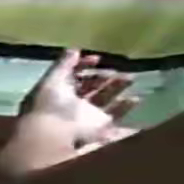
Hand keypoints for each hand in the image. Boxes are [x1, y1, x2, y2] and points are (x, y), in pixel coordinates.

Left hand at [20, 48, 139, 146]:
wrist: (55, 134)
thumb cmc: (49, 106)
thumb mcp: (51, 81)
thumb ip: (62, 65)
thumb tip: (73, 49)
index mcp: (52, 93)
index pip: (69, 76)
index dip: (81, 66)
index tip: (96, 58)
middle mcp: (68, 104)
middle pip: (88, 86)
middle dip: (102, 76)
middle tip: (115, 72)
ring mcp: (84, 115)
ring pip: (104, 97)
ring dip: (116, 87)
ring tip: (129, 78)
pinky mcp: (100, 126)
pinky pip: (116, 114)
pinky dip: (125, 105)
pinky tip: (133, 98)